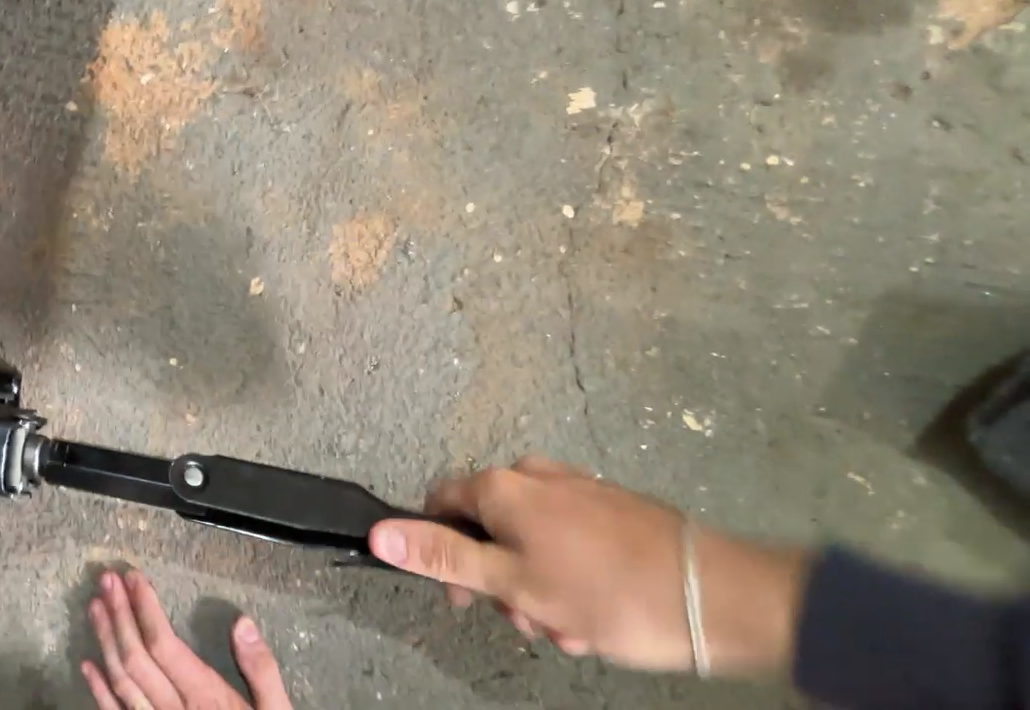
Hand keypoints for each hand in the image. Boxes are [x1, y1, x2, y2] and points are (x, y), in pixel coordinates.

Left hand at [82, 569, 291, 709]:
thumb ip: (262, 671)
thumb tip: (242, 622)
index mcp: (206, 700)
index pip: (164, 645)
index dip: (145, 608)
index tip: (134, 577)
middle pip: (138, 658)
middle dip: (120, 615)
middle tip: (106, 578)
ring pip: (123, 683)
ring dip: (107, 642)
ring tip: (95, 606)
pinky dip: (100, 691)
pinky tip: (88, 665)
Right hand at [369, 456, 810, 675]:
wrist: (722, 596)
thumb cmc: (607, 592)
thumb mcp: (514, 584)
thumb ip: (443, 556)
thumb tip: (377, 533)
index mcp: (499, 486)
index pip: (438, 503)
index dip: (439, 549)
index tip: (464, 596)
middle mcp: (530, 473)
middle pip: (486, 523)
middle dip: (498, 577)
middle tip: (530, 621)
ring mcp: (574, 486)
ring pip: (529, 536)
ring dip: (536, 582)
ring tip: (573, 626)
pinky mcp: (611, 504)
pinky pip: (567, 535)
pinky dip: (568, 571)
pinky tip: (598, 611)